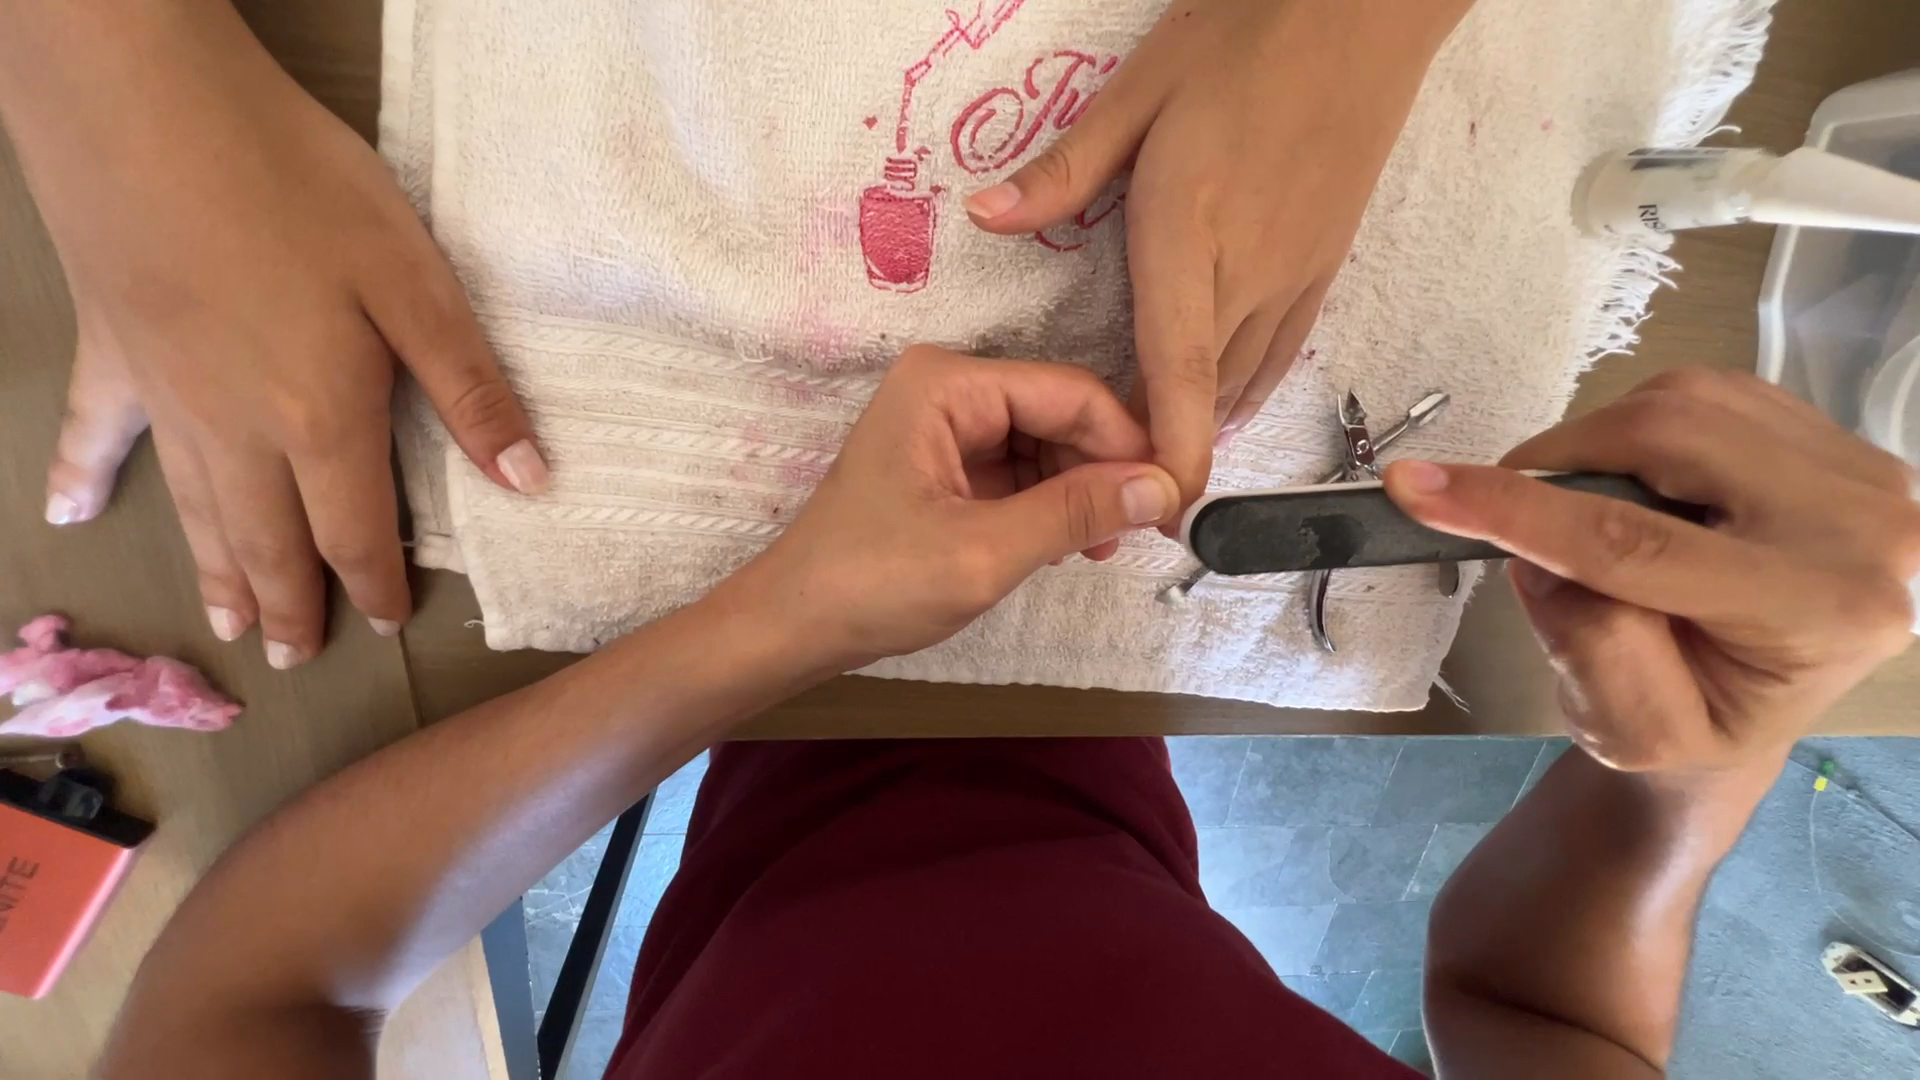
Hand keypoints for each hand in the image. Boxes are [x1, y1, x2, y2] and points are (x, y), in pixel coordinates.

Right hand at [8, 3, 542, 667]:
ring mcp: (160, 388)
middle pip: (270, 537)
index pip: (355, 529)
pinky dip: (86, 478)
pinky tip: (68, 520)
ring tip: (227, 627)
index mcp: (321, 416)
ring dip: (218, 571)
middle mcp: (234, 424)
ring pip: (197, 508)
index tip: (389, 622)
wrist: (144, 90)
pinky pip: (98, 432)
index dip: (374, 580)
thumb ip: (473, 393)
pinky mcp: (110, 343)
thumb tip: (530, 481)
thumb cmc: (304, 191)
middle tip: (296, 656)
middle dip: (292, 600)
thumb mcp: (420, 292)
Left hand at [733, 347, 1179, 670]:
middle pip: (1057, 414)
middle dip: (1101, 471)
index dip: (1127, 444)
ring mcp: (945, 427)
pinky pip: (1016, 472)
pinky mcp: (945, 466)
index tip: (1172, 500)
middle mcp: (948, 389)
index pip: (1070, 393)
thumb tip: (1163, 487)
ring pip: (1042, 445)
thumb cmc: (874, 585)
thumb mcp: (983, 552)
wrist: (795, 627)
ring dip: (1078, 494)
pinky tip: (1067, 544)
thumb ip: (1074, 513)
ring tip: (1099, 548)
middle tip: (1140, 533)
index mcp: (948, 384)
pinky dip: (1046, 506)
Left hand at [964, 0, 1472, 505]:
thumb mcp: (1138, 92)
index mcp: (1186, 242)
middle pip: (1206, 396)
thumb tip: (984, 214)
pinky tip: (1221, 410)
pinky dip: (1244, 393)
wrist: (1372, 0)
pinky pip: (1280, 355)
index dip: (1170, 451)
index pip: (1178, 373)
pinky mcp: (1324, 268)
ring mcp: (1295, 277)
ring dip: (1204, 428)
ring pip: (1244, 384)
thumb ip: (1062, 172)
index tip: (1155, 510)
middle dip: (1170, 454)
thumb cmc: (1243, 38)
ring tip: (1162, 462)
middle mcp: (1247, 277)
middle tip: (1125, 493)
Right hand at [1383, 369, 1919, 772]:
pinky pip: (1701, 394)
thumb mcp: (1622, 728)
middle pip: (1666, 436)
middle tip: (1508, 508)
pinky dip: (1627, 430)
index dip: (1509, 509)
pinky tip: (1629, 483)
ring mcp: (1861, 470)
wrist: (1744, 700)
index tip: (1409, 484)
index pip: (1629, 542)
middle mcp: (1868, 526)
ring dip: (1589, 446)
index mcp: (1816, 614)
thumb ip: (1583, 644)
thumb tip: (1533, 551)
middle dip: (1555, 462)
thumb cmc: (1680, 726)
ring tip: (1575, 506)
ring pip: (1679, 401)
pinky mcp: (1831, 439)